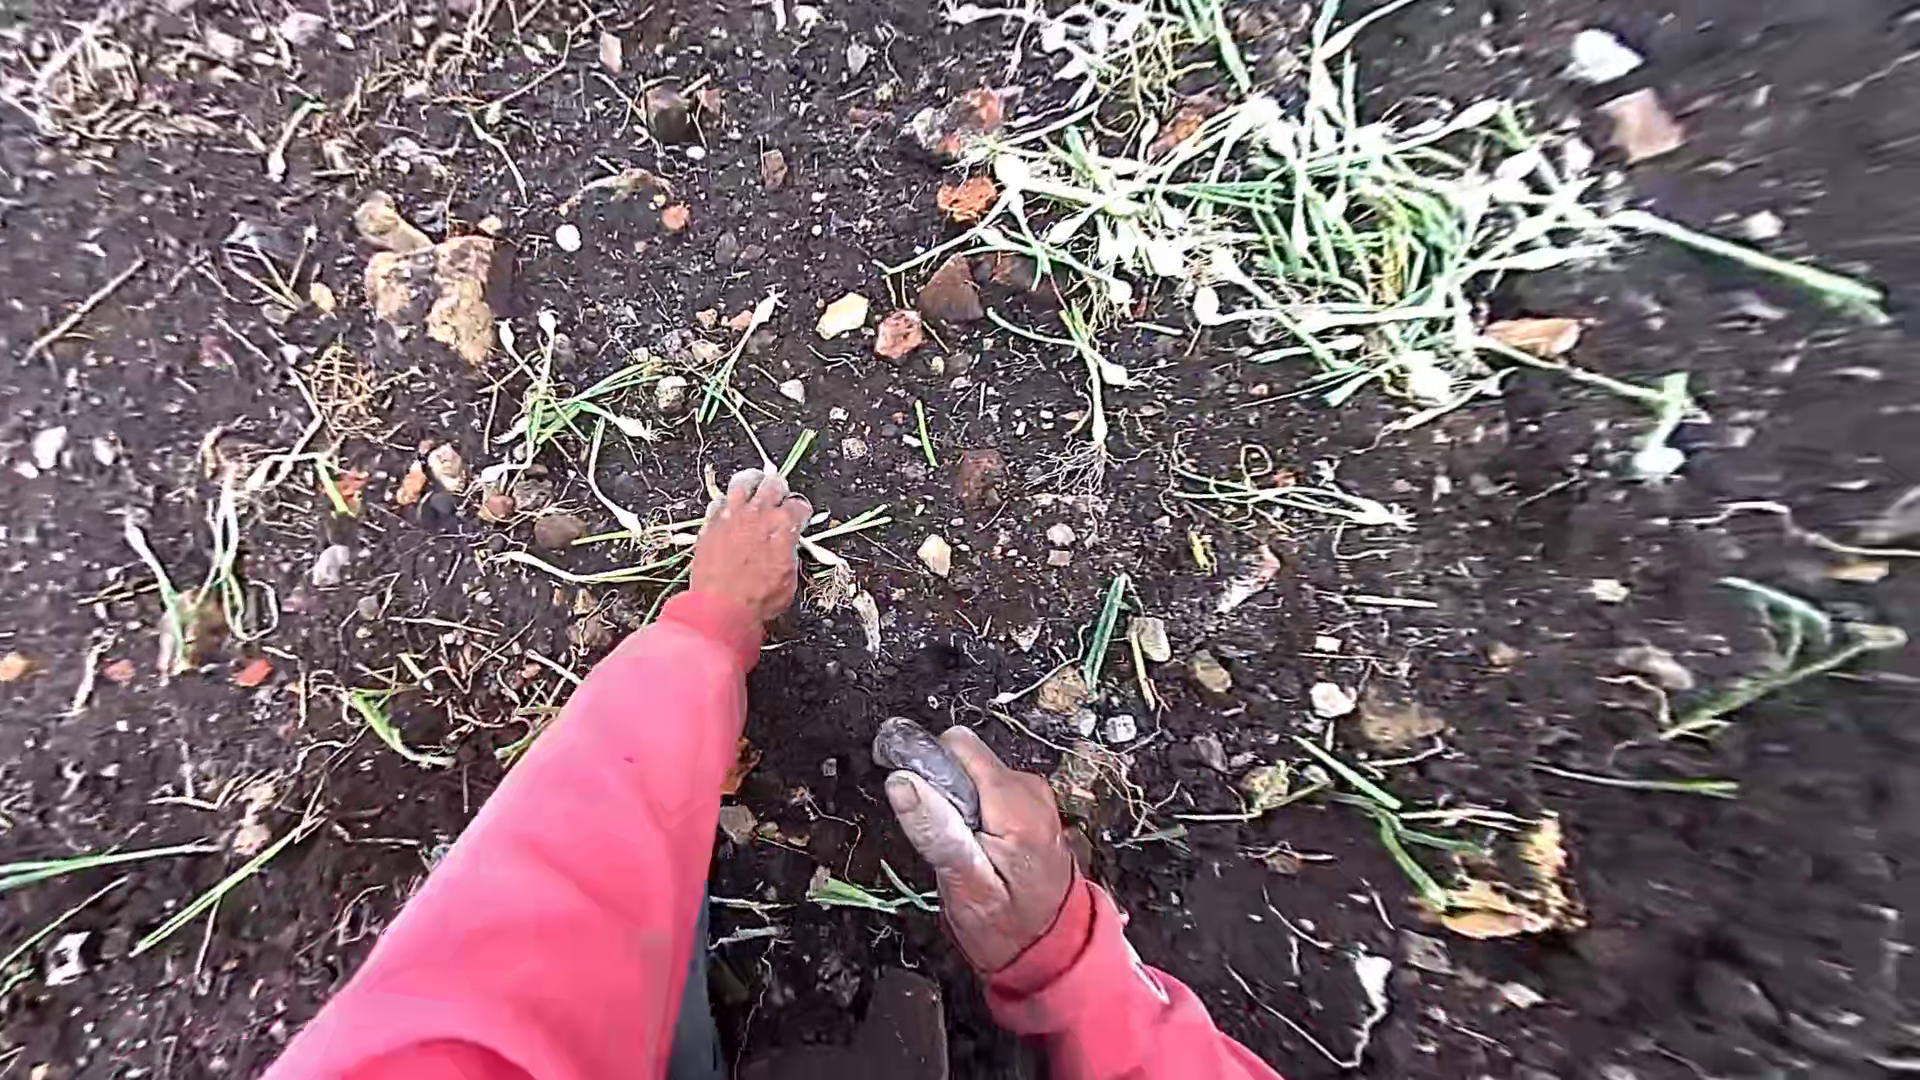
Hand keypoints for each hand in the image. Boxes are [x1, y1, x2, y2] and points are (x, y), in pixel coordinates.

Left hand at [690, 468, 811, 622]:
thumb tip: (787, 544)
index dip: (801, 510)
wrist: (721, 607)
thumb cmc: (759, 597)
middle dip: (779, 488)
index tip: (800, 516)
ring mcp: (732, 516)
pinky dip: (727, 504)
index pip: (799, 505)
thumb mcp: (789, 578)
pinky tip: (730, 510)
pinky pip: (718, 501)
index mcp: (784, 526)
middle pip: (773, 484)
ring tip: (754, 489)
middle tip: (778, 494)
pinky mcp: (711, 524)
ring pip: (743, 483)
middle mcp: (759, 515)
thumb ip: (790, 552)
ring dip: (752, 484)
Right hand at [885, 727, 1076, 971]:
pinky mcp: (1030, 798)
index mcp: (1015, 804)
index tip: (917, 801)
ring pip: (973, 769)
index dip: (928, 768)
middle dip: (945, 788)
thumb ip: (935, 829)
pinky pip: (987, 784)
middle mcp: (1029, 787)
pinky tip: (980, 842)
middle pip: (965, 756)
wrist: (1054, 950)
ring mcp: (1032, 791)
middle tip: (948, 837)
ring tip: (965, 845)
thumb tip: (902, 781)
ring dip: (958, 799)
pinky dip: (975, 806)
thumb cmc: (1008, 927)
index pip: (957, 747)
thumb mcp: (964, 886)